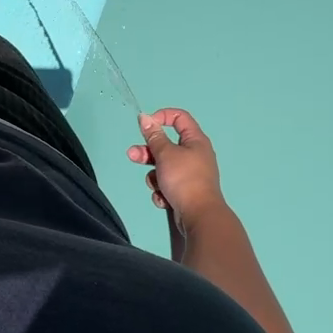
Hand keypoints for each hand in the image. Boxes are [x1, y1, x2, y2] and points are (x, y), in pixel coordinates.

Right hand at [127, 108, 224, 229]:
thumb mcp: (165, 154)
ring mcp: (190, 174)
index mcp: (195, 140)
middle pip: (165, 145)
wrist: (199, 216)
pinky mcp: (185, 191)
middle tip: (133, 155)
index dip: (161, 116)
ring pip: (163, 167)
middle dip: (147, 152)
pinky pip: (167, 184)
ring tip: (156, 185)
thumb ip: (153, 136)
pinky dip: (163, 190)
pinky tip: (164, 198)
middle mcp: (194, 155)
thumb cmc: (184, 179)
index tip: (146, 125)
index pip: (179, 117)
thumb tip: (145, 118)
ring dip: (154, 176)